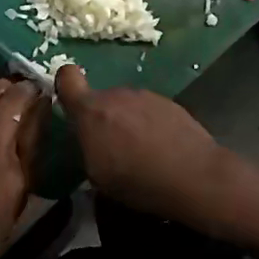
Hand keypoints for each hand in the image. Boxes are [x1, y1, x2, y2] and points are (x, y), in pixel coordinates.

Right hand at [54, 65, 226, 216]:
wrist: (193, 175)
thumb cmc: (136, 180)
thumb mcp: (97, 175)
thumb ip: (87, 147)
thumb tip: (90, 140)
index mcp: (91, 111)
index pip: (67, 78)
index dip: (65, 84)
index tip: (69, 101)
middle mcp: (116, 95)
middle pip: (100, 99)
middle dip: (103, 118)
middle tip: (113, 147)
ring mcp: (145, 96)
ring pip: (127, 105)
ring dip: (128, 121)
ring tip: (141, 151)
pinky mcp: (170, 103)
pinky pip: (149, 110)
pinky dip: (150, 124)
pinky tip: (161, 148)